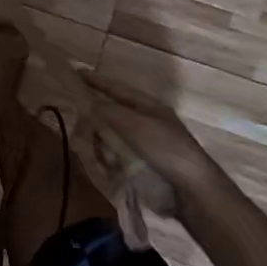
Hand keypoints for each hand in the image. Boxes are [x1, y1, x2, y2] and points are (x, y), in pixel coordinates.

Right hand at [84, 72, 227, 203]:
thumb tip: (90, 103)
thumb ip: (112, 112)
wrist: (193, 191)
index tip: (75, 74)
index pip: (118, 89)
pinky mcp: (147, 166)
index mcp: (150, 106)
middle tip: (73, 111)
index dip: (97, 81)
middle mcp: (149, 121)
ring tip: (84, 140)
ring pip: (116, 134)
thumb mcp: (137, 126)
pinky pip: (120, 155)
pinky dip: (109, 156)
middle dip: (96, 111)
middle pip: (116, 110)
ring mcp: (149, 145)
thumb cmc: (167, 151)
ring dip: (101, 137)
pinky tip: (100, 162)